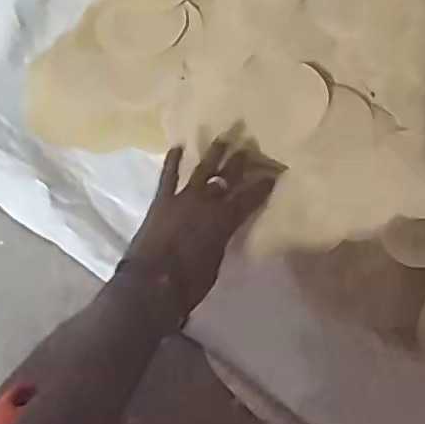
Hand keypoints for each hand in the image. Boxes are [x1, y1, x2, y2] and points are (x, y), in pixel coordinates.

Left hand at [118, 136, 276, 316]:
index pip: (250, 197)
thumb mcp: (216, 261)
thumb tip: (221, 230)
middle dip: (240, 161)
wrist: (150, 286)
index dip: (263, 185)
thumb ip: (221, 239)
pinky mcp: (162, 201)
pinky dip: (173, 162)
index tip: (274, 173)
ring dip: (213, 153)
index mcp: (225, 219)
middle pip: (228, 176)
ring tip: (223, 138)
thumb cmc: (189, 283)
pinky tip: (177, 147)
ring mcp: (184, 197)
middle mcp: (208, 201)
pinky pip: (168, 177)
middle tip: (248, 146)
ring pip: (203, 169)